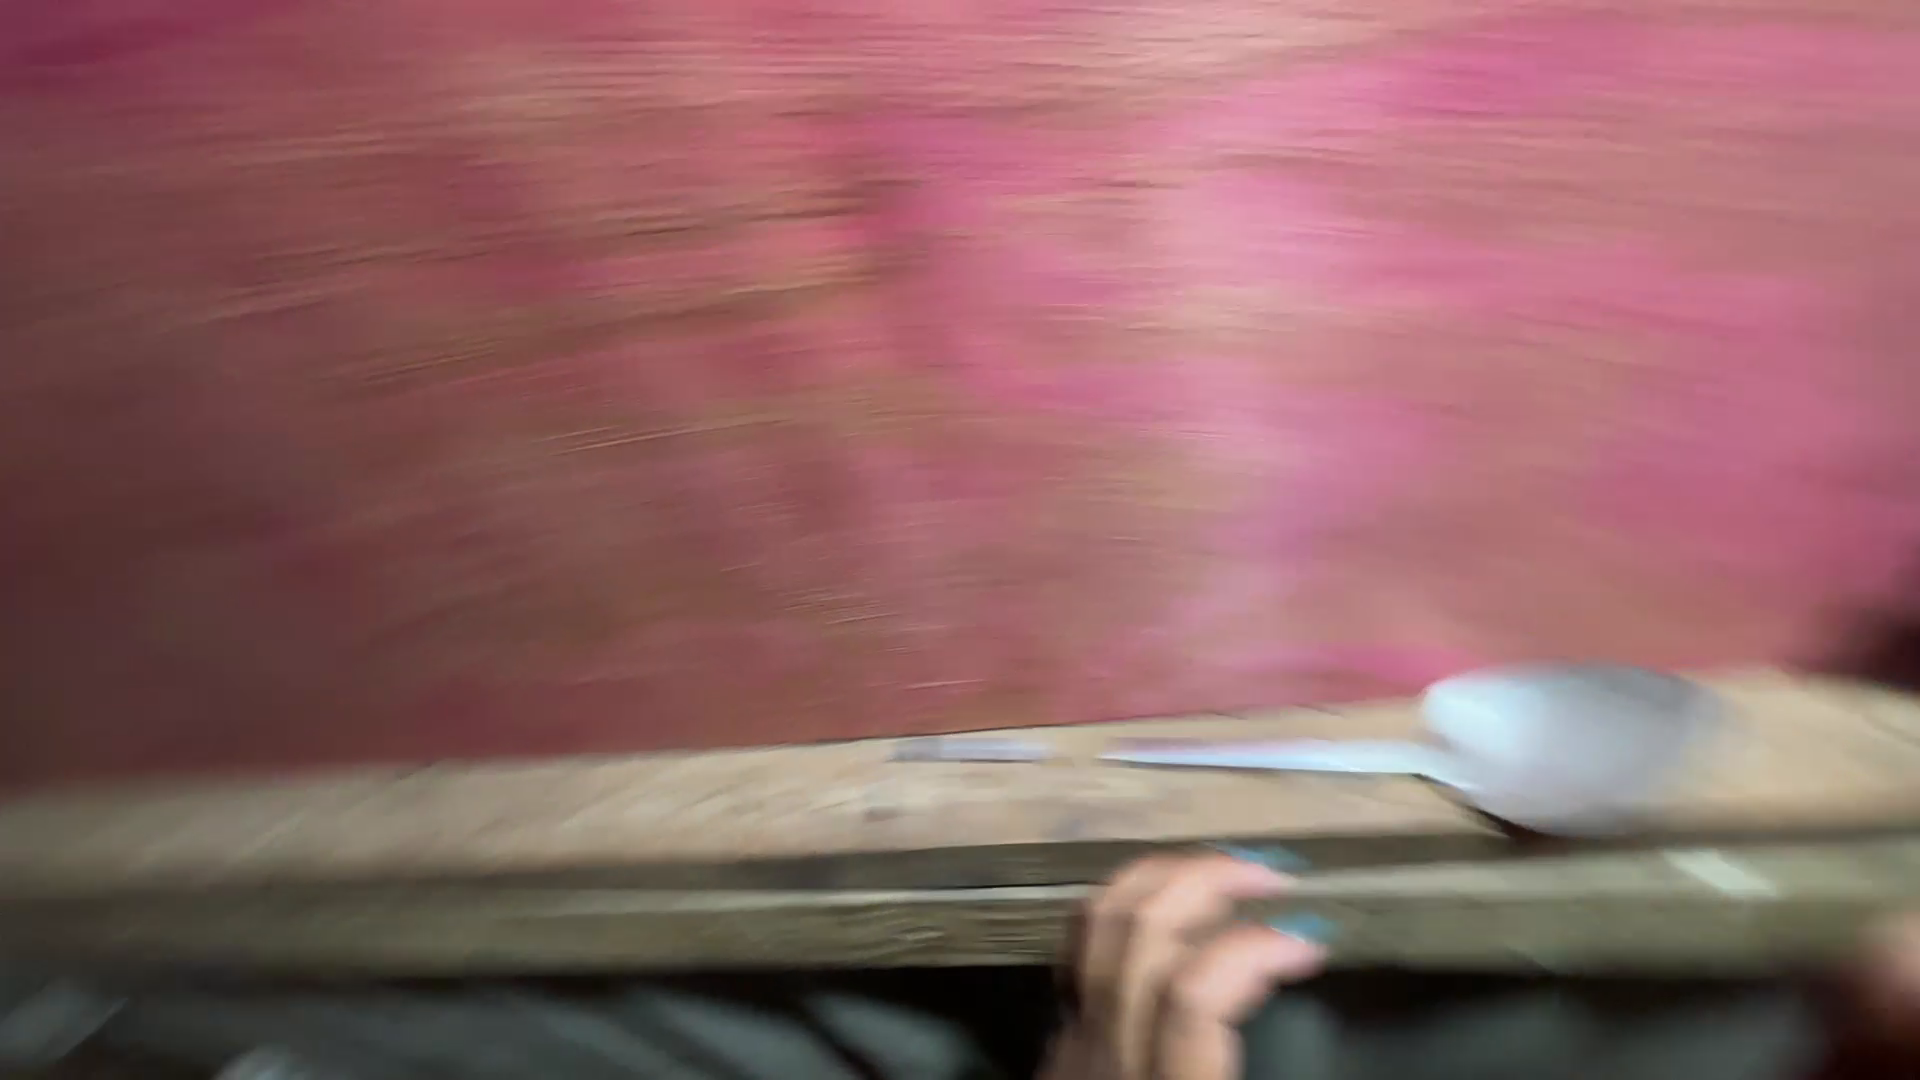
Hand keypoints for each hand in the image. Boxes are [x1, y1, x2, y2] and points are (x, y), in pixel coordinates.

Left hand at [1040, 850, 1328, 1079]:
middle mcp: (1105, 1056)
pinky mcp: (1058, 1032)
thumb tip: (1312, 1007)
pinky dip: (1125, 899)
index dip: (1249, 952)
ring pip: (1098, 921)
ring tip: (1221, 866)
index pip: (1189, 995)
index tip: (1310, 941)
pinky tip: (1164, 895)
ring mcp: (1070, 1036)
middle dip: (1205, 882)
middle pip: (1137, 933)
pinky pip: (1082, 941)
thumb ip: (1277, 1075)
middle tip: (1272, 872)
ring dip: (1161, 875)